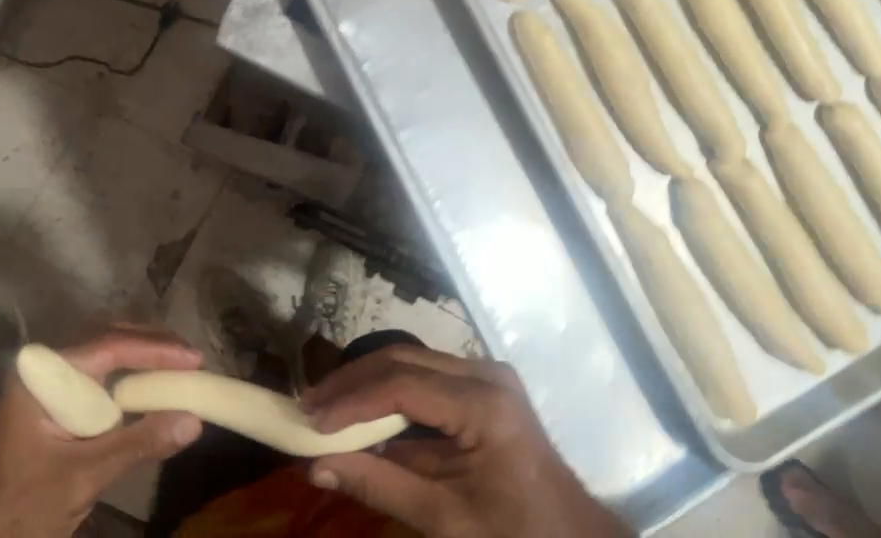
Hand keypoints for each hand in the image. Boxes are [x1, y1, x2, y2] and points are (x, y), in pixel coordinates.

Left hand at [0, 326, 204, 537]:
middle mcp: (42, 371)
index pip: (108, 345)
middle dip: (149, 344)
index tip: (194, 358)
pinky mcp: (48, 407)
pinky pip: (92, 378)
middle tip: (189, 358)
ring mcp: (43, 388)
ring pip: (99, 354)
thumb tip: (194, 420)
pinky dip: (124, 379)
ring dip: (138, 358)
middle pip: (104, 338)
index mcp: (41, 376)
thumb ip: (138, 444)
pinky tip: (147, 390)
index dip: (155, 349)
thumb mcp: (83, 476)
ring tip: (176, 368)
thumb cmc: (21, 507)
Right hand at [302, 346, 628, 537]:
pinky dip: (390, 391)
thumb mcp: (445, 519)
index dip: (351, 399)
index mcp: (484, 404)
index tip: (311, 419)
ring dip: (367, 381)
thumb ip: (380, 486)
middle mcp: (485, 373)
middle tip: (308, 406)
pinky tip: (363, 410)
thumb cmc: (514, 533)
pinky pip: (426, 375)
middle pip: (404, 360)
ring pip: (412, 360)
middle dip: (352, 381)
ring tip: (327, 405)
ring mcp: (487, 374)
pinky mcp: (483, 384)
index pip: (402, 384)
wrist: (571, 536)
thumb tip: (316, 464)